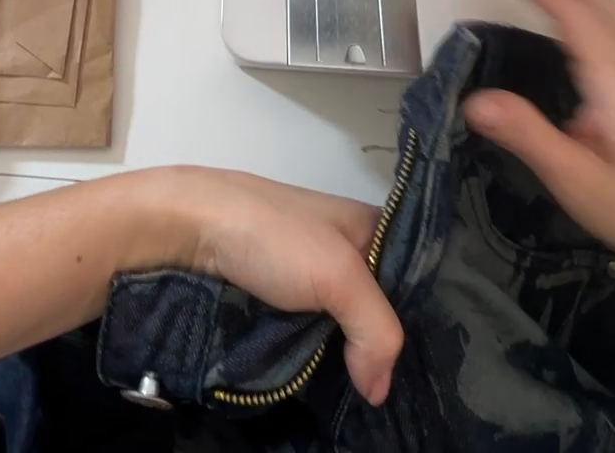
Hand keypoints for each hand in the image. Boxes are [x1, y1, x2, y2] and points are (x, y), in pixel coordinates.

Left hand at [127, 167, 403, 405]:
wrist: (188, 222)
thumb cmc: (271, 235)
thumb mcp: (339, 275)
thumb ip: (375, 330)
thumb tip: (377, 389)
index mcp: (367, 223)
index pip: (413, 275)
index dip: (420, 318)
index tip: (426, 367)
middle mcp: (342, 242)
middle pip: (377, 301)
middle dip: (379, 342)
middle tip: (387, 388)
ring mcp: (305, 264)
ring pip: (340, 317)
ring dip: (344, 351)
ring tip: (359, 392)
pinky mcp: (274, 285)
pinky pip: (307, 323)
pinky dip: (313, 346)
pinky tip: (322, 375)